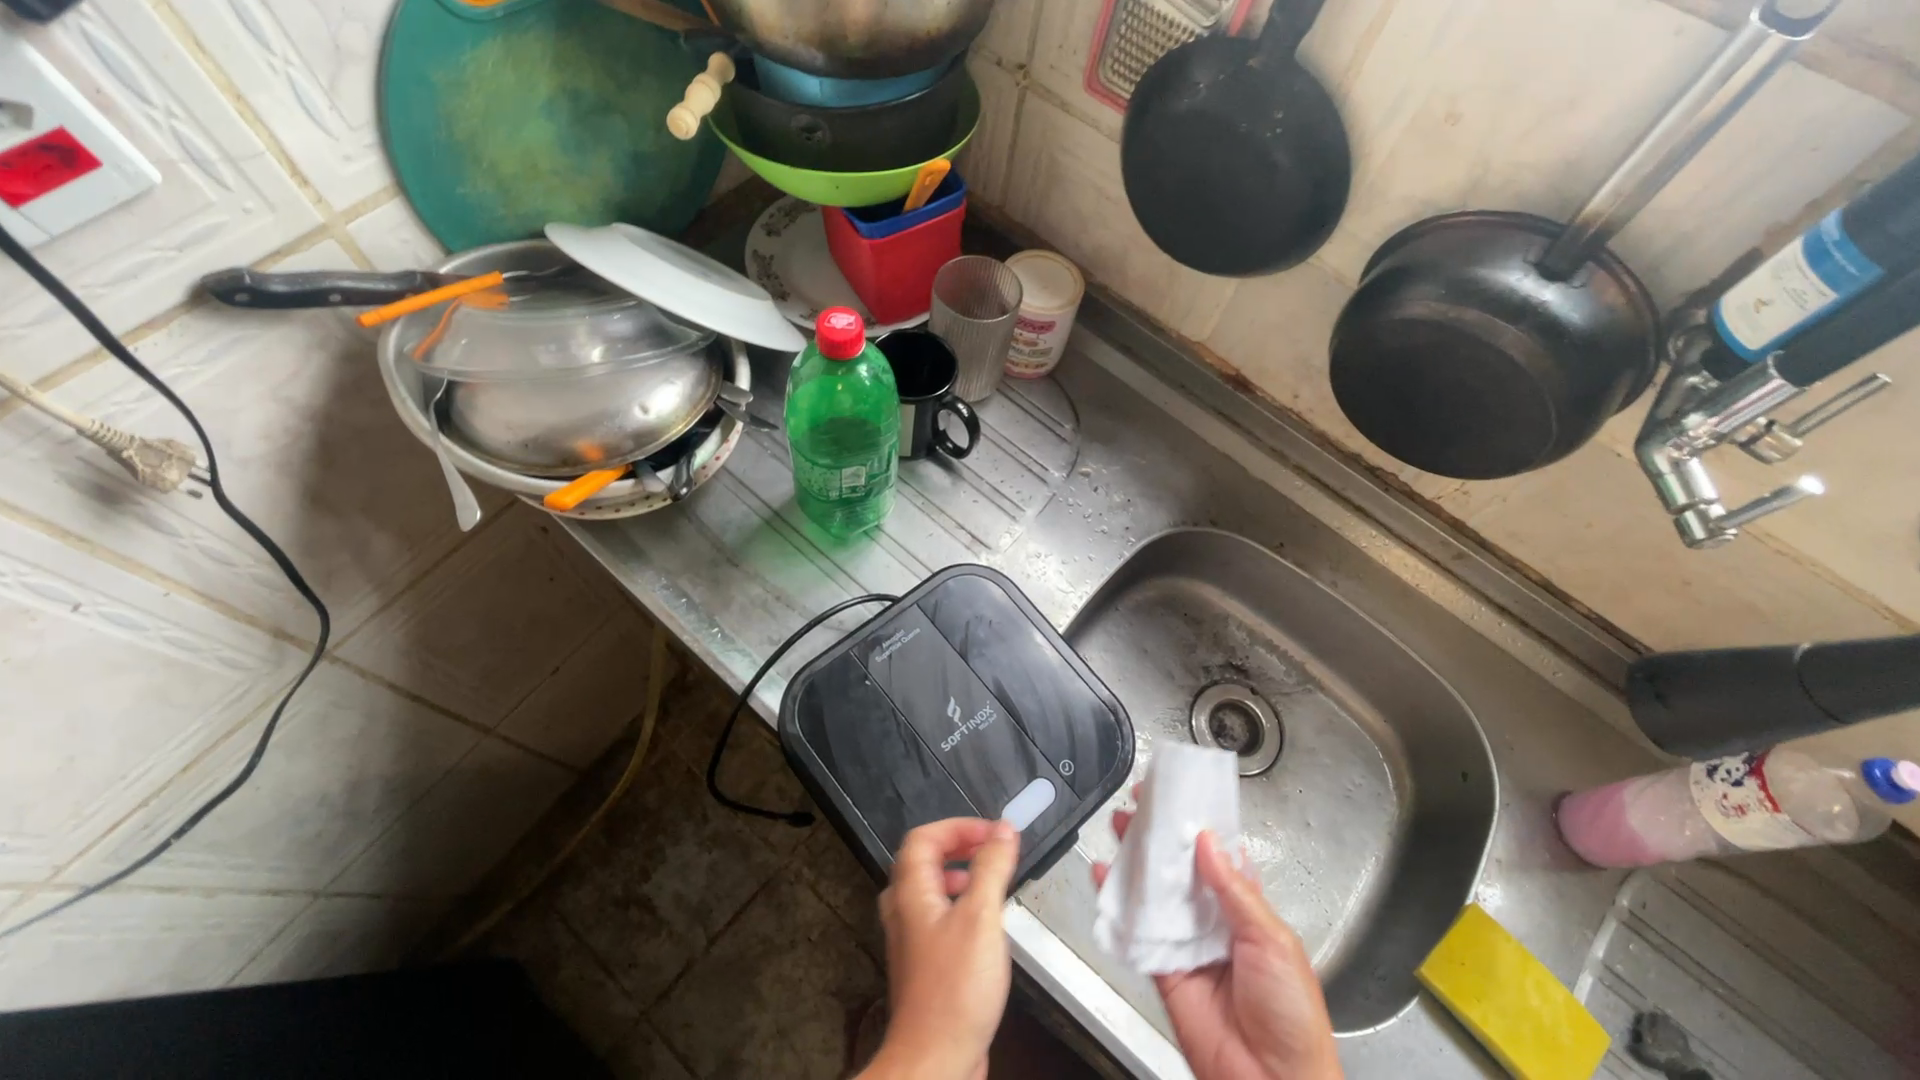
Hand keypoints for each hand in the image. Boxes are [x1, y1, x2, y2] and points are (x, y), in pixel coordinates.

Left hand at [862, 818, 1021, 1079]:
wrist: (936, 1059)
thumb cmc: (955, 990)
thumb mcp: (982, 917)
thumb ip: (992, 868)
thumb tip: (1004, 830)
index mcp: (911, 892)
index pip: (923, 838)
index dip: (958, 827)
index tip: (995, 832)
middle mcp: (905, 912)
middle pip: (924, 861)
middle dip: (961, 847)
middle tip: (994, 850)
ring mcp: (913, 940)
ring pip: (932, 891)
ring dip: (962, 877)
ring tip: (993, 883)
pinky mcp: (926, 965)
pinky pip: (940, 919)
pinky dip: (963, 907)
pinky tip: (988, 926)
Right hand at [1095, 812, 1341, 1079]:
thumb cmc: (1292, 1012)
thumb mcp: (1272, 939)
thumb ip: (1235, 891)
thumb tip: (1207, 842)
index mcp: (1246, 907)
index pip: (1216, 856)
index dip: (1195, 825)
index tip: (1175, 794)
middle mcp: (1213, 920)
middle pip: (1178, 869)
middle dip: (1157, 837)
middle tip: (1137, 805)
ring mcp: (1185, 942)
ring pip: (1154, 893)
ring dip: (1135, 862)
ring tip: (1117, 828)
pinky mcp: (1162, 968)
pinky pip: (1135, 933)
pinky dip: (1117, 905)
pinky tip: (1105, 879)